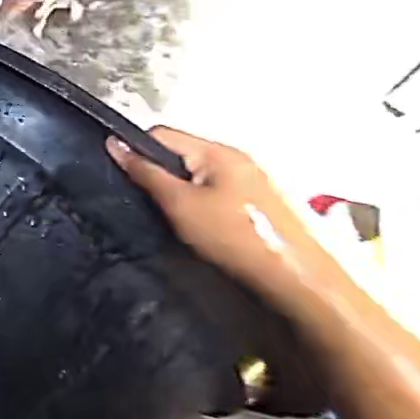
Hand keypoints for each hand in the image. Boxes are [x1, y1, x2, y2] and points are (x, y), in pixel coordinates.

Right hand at [106, 127, 347, 309]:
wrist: (306, 284)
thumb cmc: (235, 237)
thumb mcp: (178, 204)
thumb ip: (144, 171)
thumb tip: (114, 143)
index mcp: (219, 151)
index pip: (160, 133)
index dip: (137, 151)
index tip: (130, 178)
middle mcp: (242, 158)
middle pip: (184, 154)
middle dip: (164, 173)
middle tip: (157, 202)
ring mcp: (261, 180)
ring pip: (204, 174)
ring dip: (187, 189)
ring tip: (184, 218)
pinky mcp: (272, 204)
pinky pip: (224, 191)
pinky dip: (210, 203)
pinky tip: (212, 228)